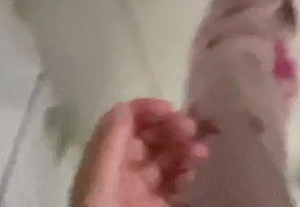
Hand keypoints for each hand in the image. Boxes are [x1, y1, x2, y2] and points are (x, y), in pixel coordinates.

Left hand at [71, 100, 208, 206]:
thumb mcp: (99, 183)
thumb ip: (110, 144)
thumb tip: (125, 106)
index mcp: (102, 161)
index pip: (123, 122)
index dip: (146, 110)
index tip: (171, 110)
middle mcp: (120, 172)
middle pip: (147, 137)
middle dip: (171, 127)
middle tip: (193, 129)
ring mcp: (138, 193)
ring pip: (164, 159)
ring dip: (183, 148)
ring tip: (201, 152)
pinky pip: (172, 185)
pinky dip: (184, 174)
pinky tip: (192, 174)